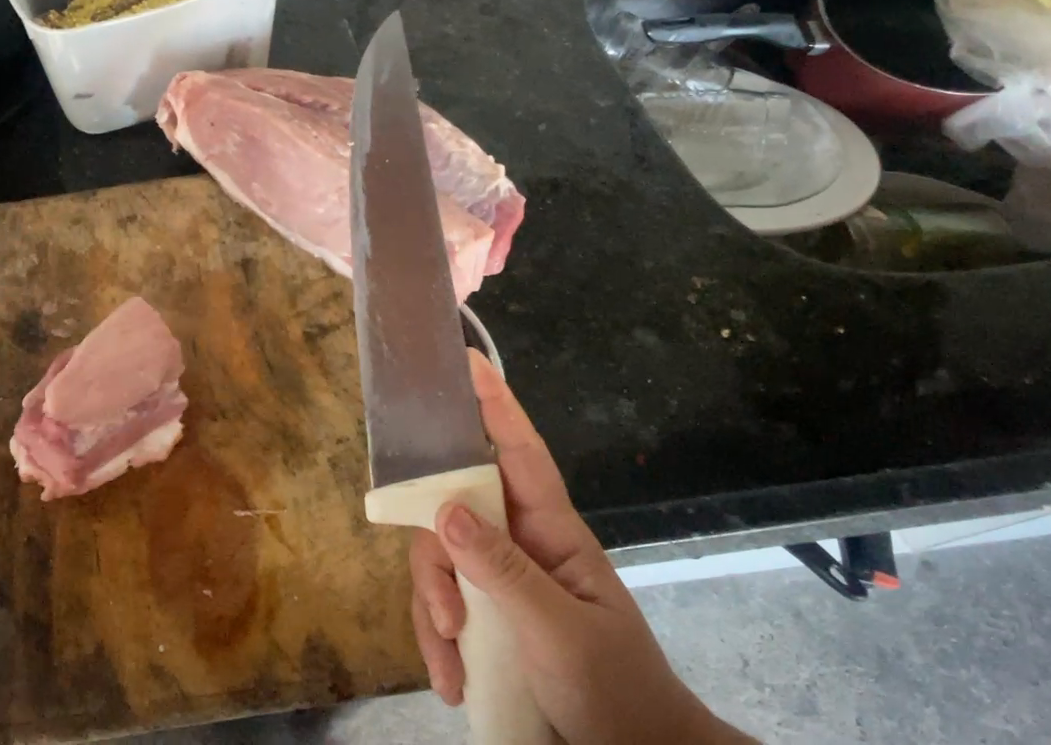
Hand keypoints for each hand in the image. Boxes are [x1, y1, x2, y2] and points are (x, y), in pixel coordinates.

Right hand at [408, 350, 751, 744]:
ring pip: (439, 562)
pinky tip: (453, 682)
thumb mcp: (561, 634)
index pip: (519, 454)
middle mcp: (519, 545)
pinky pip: (440, 607)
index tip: (467, 360)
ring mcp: (499, 580)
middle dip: (437, 560)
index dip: (495, 406)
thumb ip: (503, 572)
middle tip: (445, 614)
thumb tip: (443, 508)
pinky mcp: (484, 616)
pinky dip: (437, 645)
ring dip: (434, 614)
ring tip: (453, 665)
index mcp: (552, 534)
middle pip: (453, 513)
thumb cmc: (616, 690)